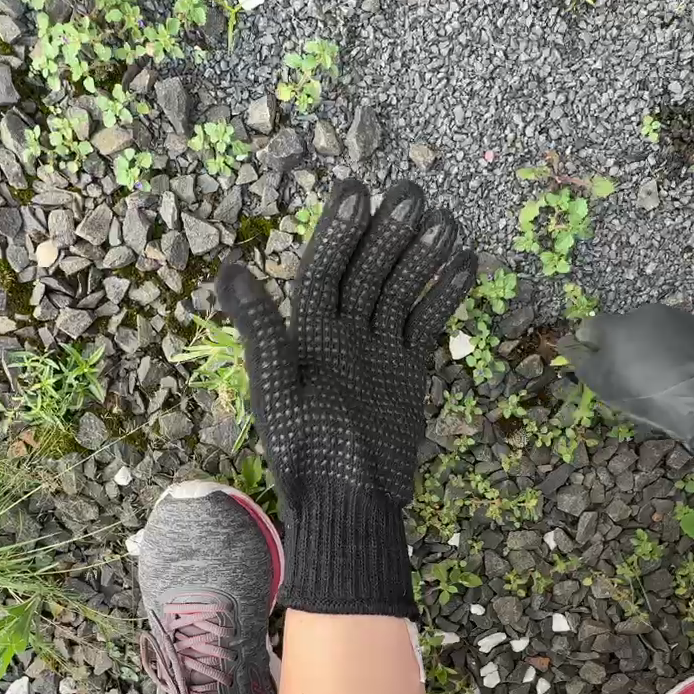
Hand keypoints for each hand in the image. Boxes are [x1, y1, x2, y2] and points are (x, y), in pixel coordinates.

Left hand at [217, 180, 474, 616]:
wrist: (351, 502)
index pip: (324, 271)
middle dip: (389, 234)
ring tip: (449, 221)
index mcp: (307, 335)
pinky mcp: (406, 371)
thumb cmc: (308, 450)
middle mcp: (341, 335)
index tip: (359, 190)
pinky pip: (425, 324)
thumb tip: (227, 268)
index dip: (340, 232)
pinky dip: (444, 296)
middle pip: (367, 272)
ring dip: (421, 257)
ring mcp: (377, 351)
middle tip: (415, 193)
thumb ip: (260, 328)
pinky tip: (466, 265)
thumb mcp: (278, 388)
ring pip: (399, 292)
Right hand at [565, 303, 693, 502]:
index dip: (588, 346)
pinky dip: (673, 351)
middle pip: (623, 328)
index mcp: (615, 324)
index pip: (590, 327)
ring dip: (648, 347)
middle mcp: (643, 312)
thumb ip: (580, 360)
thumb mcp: (601, 383)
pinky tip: (678, 374)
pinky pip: (677, 338)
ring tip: (657, 376)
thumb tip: (567, 344)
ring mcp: (675, 317)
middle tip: (628, 376)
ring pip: (652, 331)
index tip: (595, 366)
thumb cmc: (643, 392)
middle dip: (622, 347)